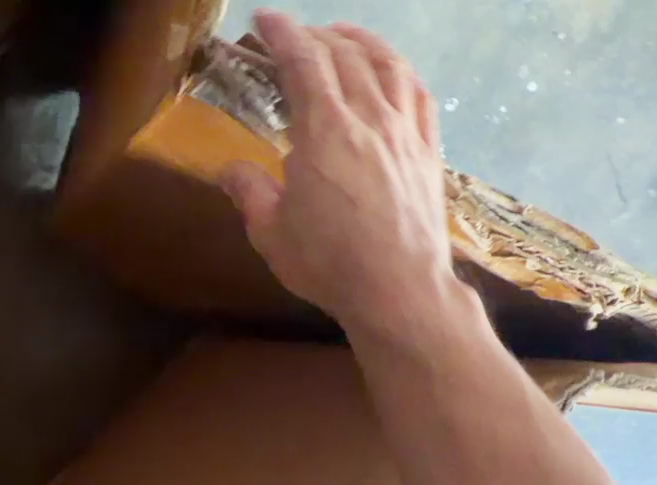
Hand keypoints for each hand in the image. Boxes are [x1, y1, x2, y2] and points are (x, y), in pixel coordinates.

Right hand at [218, 12, 456, 337]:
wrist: (396, 286)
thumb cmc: (326, 263)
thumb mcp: (271, 232)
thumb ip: (251, 192)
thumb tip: (229, 169)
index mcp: (324, 133)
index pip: (304, 64)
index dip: (283, 34)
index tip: (264, 20)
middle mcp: (369, 117)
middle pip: (344, 55)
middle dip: (315, 35)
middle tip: (292, 36)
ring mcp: (404, 129)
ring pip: (386, 63)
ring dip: (360, 41)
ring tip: (340, 37)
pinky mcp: (426, 148)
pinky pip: (416, 92)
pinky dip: (398, 69)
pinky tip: (389, 70)